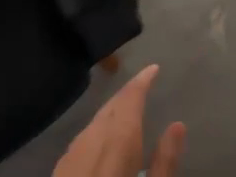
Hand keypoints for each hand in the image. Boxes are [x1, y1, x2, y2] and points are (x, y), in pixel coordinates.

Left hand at [53, 64, 184, 176]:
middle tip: (143, 86)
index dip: (141, 82)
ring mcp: (69, 161)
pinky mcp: (58, 175)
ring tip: (127, 111)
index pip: (128, 102)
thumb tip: (177, 126)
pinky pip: (80, 142)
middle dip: (125, 96)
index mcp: (116, 145)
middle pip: (108, 111)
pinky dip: (96, 132)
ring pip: (91, 125)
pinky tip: (101, 142)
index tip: (154, 68)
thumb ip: (164, 162)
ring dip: (109, 113)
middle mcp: (89, 145)